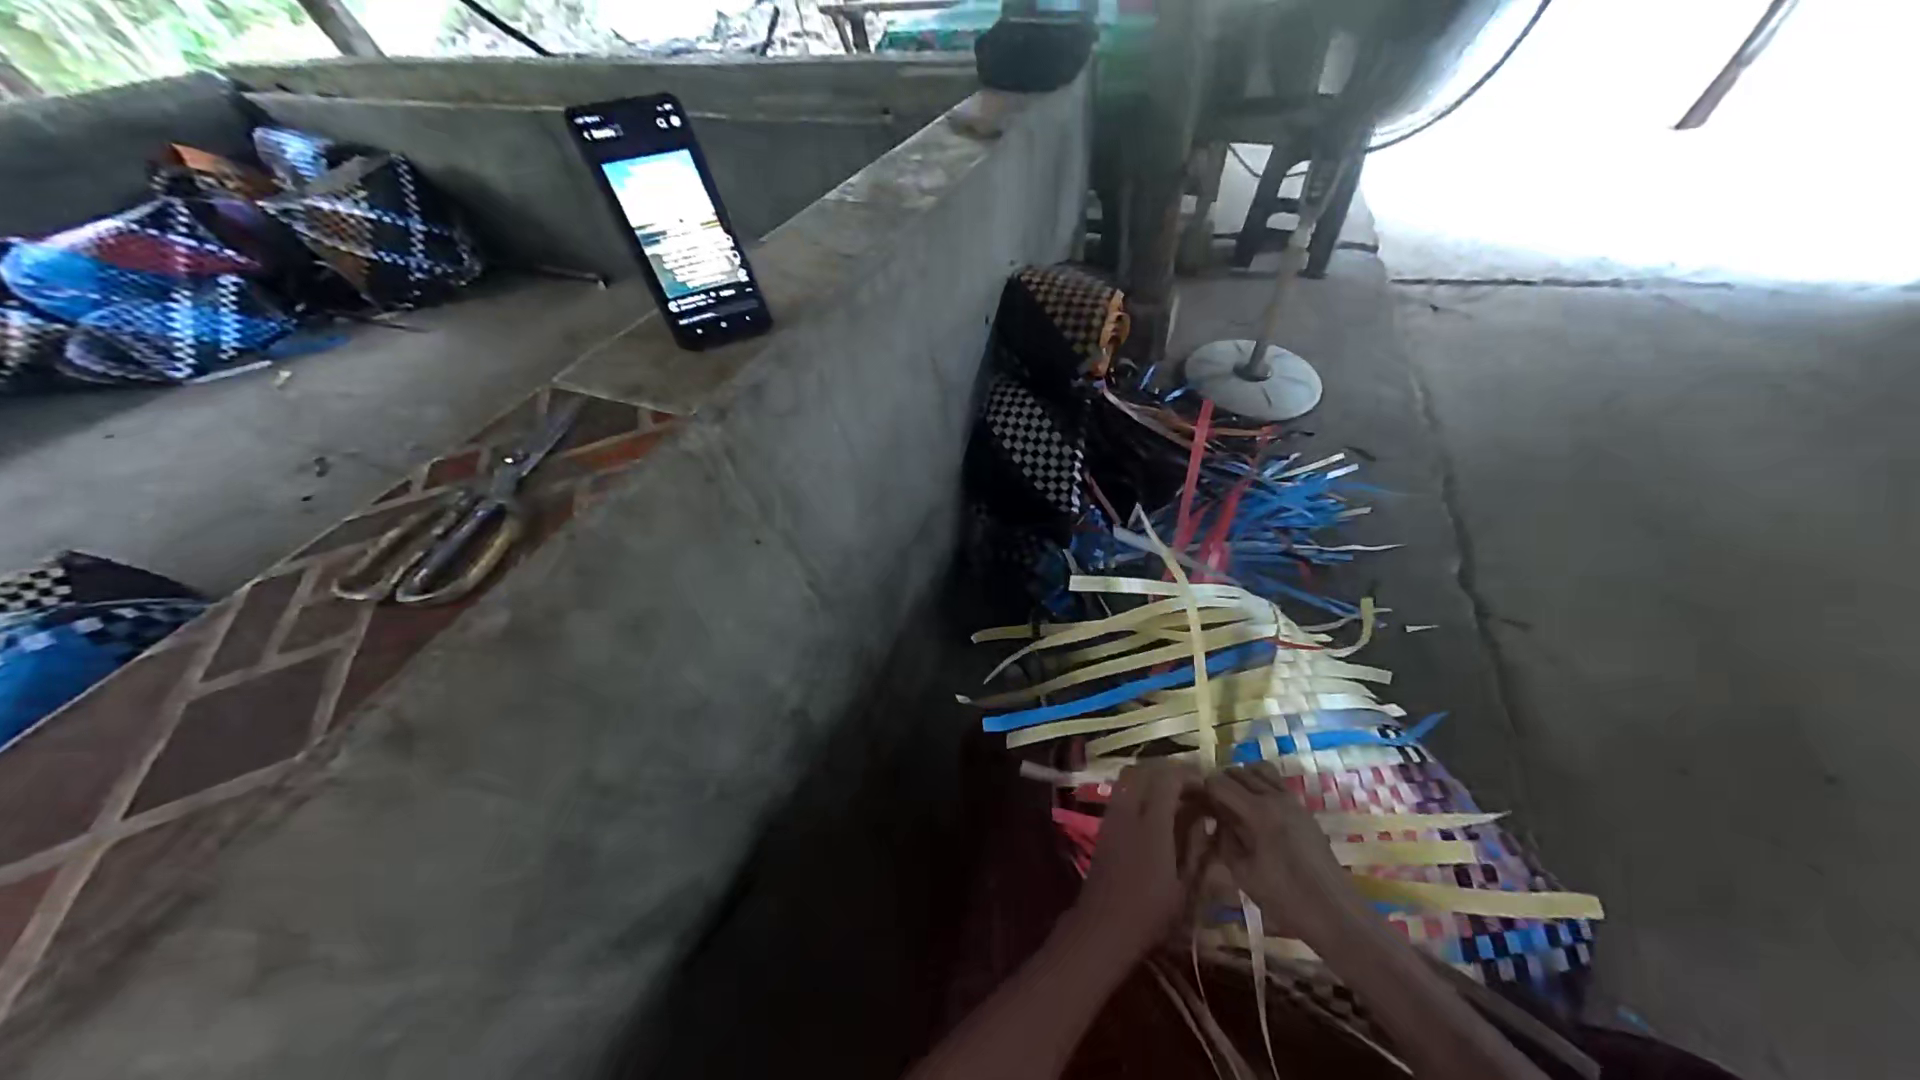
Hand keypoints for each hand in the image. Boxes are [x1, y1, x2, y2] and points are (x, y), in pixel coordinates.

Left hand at [1070, 759, 1203, 956]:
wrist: (1102, 927)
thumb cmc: (1150, 913)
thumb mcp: (1184, 887)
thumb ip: (1196, 848)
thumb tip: (1205, 819)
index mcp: (1151, 825)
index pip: (1168, 779)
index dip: (1189, 776)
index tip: (1208, 786)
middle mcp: (1128, 811)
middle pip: (1145, 770)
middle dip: (1170, 771)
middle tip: (1193, 786)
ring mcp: (1111, 815)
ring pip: (1129, 777)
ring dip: (1153, 777)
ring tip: (1176, 795)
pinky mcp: (1104, 824)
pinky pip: (1121, 791)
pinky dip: (1139, 788)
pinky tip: (1156, 809)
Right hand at [1202, 762, 1366, 945]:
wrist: (1335, 914)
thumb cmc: (1285, 897)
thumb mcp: (1243, 872)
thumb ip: (1224, 839)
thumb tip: (1215, 820)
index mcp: (1258, 811)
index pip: (1220, 782)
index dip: (1205, 790)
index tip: (1198, 805)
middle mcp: (1276, 797)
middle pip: (1239, 771)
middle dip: (1222, 782)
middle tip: (1213, 805)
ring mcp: (1294, 802)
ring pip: (1260, 770)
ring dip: (1243, 780)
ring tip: (1235, 804)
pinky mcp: (1305, 811)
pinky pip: (1276, 784)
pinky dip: (1261, 786)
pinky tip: (1257, 814)